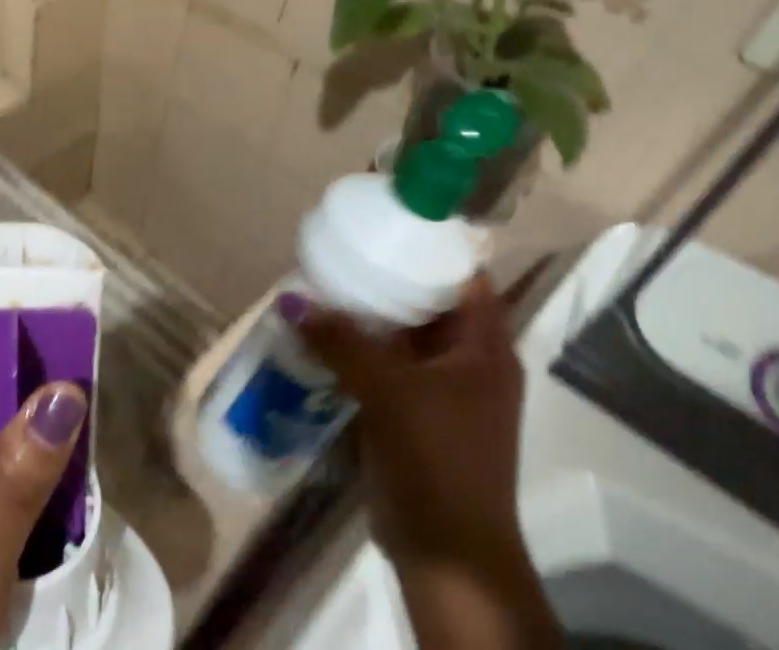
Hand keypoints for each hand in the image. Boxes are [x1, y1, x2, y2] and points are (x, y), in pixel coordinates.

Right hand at [296, 276, 560, 648]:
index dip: (430, 249)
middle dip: (386, 283)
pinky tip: (320, 343)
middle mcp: (470, 366)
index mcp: (485, 350)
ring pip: (403, 342)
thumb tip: (292, 300)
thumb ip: (341, 341)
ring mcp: (443, 396)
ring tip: (320, 291)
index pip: (464, 279)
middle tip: (337, 257)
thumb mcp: (388, 391)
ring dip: (367, 322)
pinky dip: (358, 357)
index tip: (384, 226)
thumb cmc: (436, 460)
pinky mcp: (415, 421)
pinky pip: (386, 373)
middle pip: (429, 308)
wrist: (447, 551)